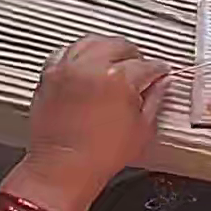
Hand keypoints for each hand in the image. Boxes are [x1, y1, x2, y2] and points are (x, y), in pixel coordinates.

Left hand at [11, 35, 169, 209]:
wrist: (63, 168)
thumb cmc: (100, 155)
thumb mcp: (143, 129)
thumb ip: (154, 100)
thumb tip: (161, 85)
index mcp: (119, 78)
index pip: (147, 65)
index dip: (159, 71)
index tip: (161, 74)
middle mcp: (91, 67)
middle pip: (120, 45)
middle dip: (134, 56)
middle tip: (140, 69)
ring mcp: (68, 69)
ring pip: (93, 42)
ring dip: (107, 49)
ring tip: (114, 62)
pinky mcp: (49, 76)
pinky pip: (67, 52)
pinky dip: (80, 54)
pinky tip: (88, 64)